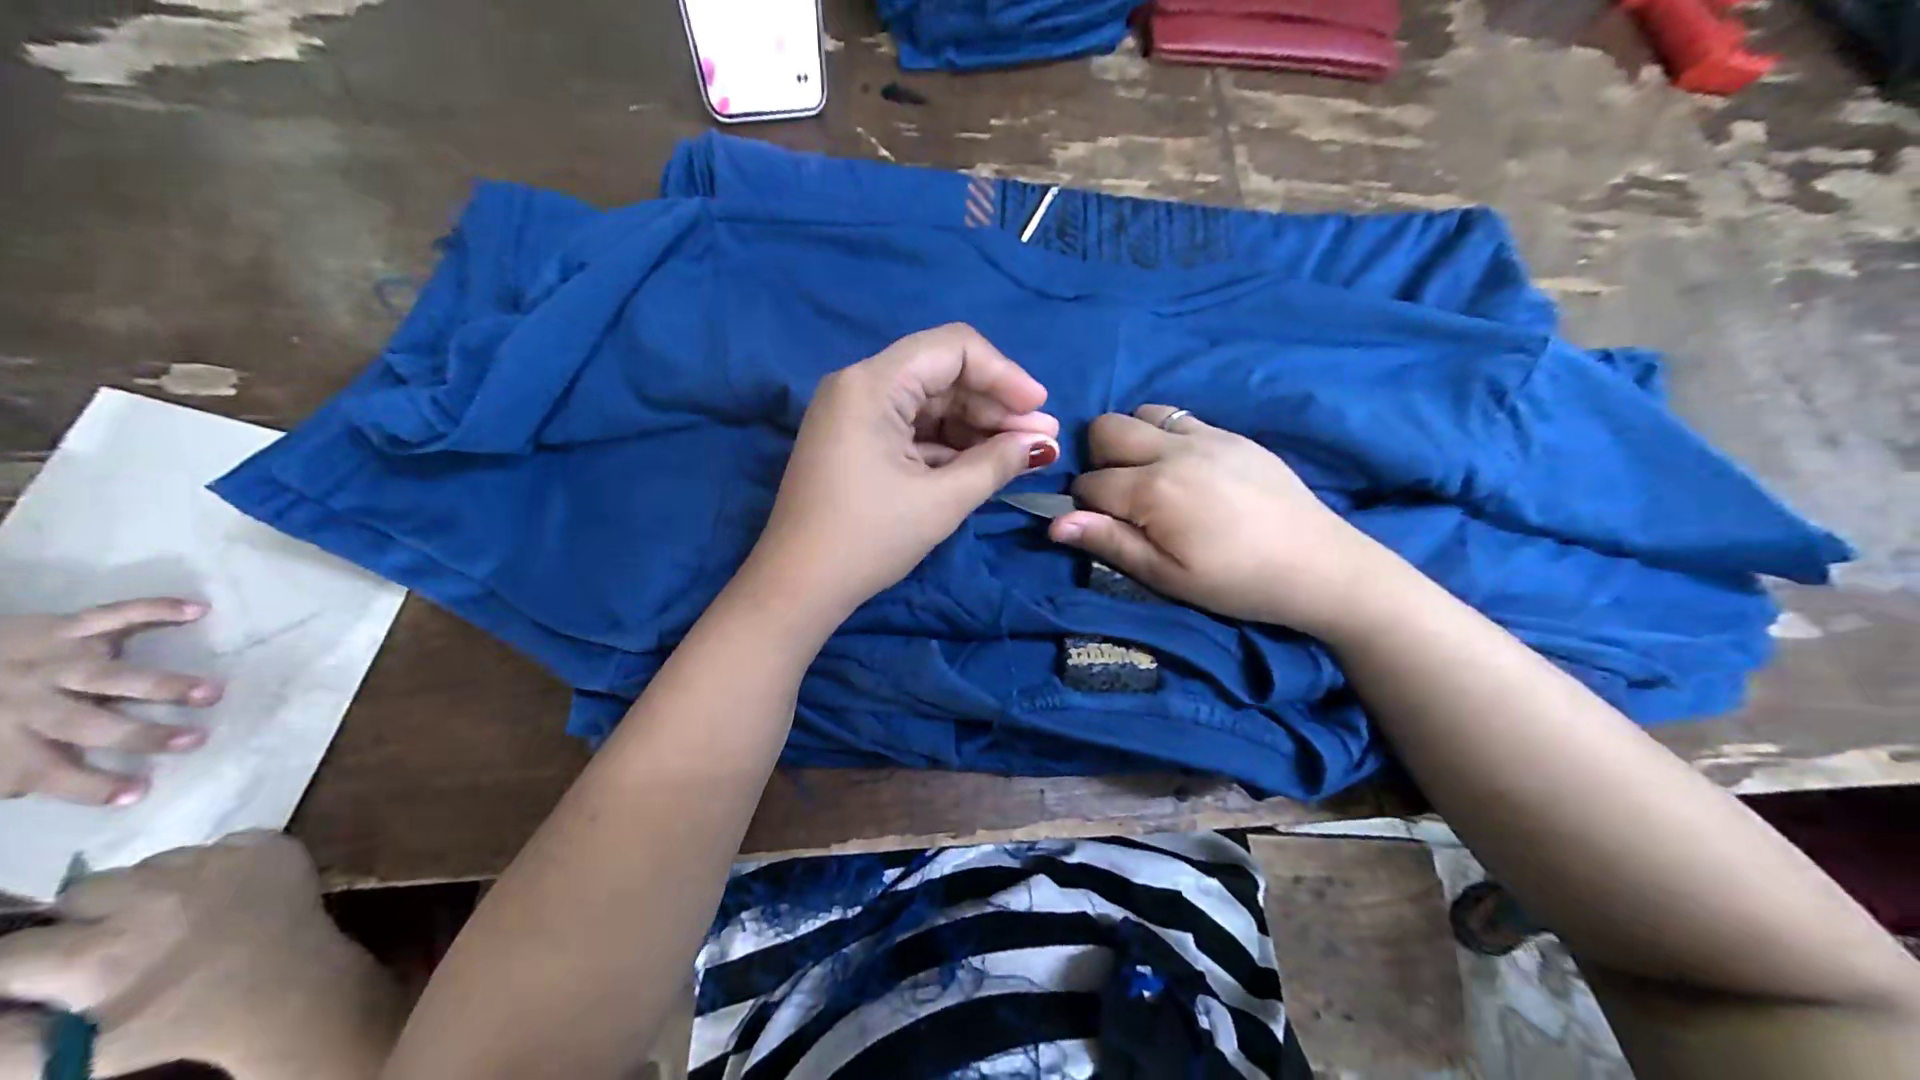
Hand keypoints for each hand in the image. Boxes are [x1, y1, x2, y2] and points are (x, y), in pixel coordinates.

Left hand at [0, 598, 221, 805]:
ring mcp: (50, 659)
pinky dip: (156, 608)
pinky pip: (112, 614)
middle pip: (88, 723)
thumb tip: (36, 786)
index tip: (138, 794)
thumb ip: (1, 770)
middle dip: (142, 734)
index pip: (49, 771)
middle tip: (195, 740)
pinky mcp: (59, 627)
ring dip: (164, 685)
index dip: (91, 787)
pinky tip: (197, 610)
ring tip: (212, 692)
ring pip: (112, 675)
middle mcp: (26, 700)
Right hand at [0, 832, 405, 1079]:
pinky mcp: (266, 843)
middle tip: (120, 939)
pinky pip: (218, 843)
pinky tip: (226, 894)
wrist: (290, 987)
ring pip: (152, 862)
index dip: (26, 960)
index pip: (13, 949)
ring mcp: (218, 861)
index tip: (47, 969)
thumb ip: (10, 1039)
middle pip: (81, 892)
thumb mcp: (77, 1052)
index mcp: (97, 956)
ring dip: (152, 887)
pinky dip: (215, 866)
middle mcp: (154, 898)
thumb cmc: (183, 1022)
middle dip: (88, 916)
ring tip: (177, 917)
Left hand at [744, 323, 1060, 620]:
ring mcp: (854, 413)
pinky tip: (985, 463)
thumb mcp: (941, 501)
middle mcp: (859, 385)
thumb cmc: (868, 539)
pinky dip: (949, 444)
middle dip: (995, 405)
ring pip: (930, 403)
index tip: (1039, 409)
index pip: (953, 348)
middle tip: (1040, 439)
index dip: (1004, 374)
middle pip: (942, 374)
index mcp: (872, 384)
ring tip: (1022, 453)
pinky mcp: (855, 440)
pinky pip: (912, 428)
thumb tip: (1040, 443)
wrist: (797, 587)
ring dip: (977, 426)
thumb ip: (996, 462)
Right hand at [1051, 405, 1398, 636]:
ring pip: (1142, 413)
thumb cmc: (1237, 582)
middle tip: (1121, 497)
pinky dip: (1165, 435)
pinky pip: (1181, 417)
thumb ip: (1110, 542)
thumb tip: (1054, 523)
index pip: (1090, 484)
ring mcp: (1208, 435)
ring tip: (1149, 477)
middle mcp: (1175, 450)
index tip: (1102, 526)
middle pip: (1106, 429)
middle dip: (1098, 459)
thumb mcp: (1168, 576)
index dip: (1084, 506)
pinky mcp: (1233, 434)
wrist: (1321, 565)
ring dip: (1131, 441)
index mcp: (1154, 489)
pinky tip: (1184, 470)